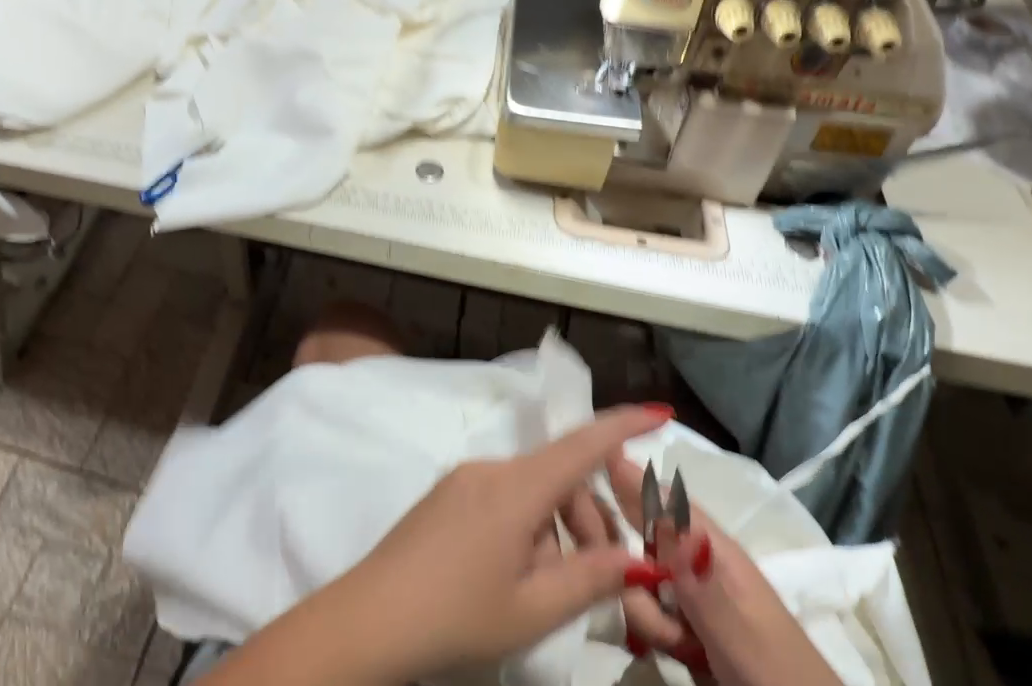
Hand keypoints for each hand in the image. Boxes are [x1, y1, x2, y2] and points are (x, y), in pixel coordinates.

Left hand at [323, 406, 673, 682]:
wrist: (370, 620)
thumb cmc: (457, 616)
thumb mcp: (535, 608)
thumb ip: (592, 578)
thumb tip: (638, 558)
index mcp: (512, 489)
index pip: (579, 446)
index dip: (623, 426)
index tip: (660, 411)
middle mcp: (486, 471)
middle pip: (558, 478)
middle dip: (590, 521)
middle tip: (599, 579)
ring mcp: (460, 482)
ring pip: (531, 493)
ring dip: (556, 533)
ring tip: (545, 591)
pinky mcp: (444, 498)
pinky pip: (502, 500)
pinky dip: (526, 530)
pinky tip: (515, 577)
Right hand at [608, 457, 840, 685]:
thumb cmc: (780, 675)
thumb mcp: (739, 634)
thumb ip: (699, 582)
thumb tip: (665, 519)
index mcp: (715, 552)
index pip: (662, 500)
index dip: (625, 477)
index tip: (588, 462)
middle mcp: (698, 563)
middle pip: (637, 542)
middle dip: (628, 574)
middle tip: (658, 619)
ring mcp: (690, 596)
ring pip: (636, 581)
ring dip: (644, 615)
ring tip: (679, 649)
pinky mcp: (684, 624)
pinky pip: (645, 610)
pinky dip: (648, 629)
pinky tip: (669, 650)